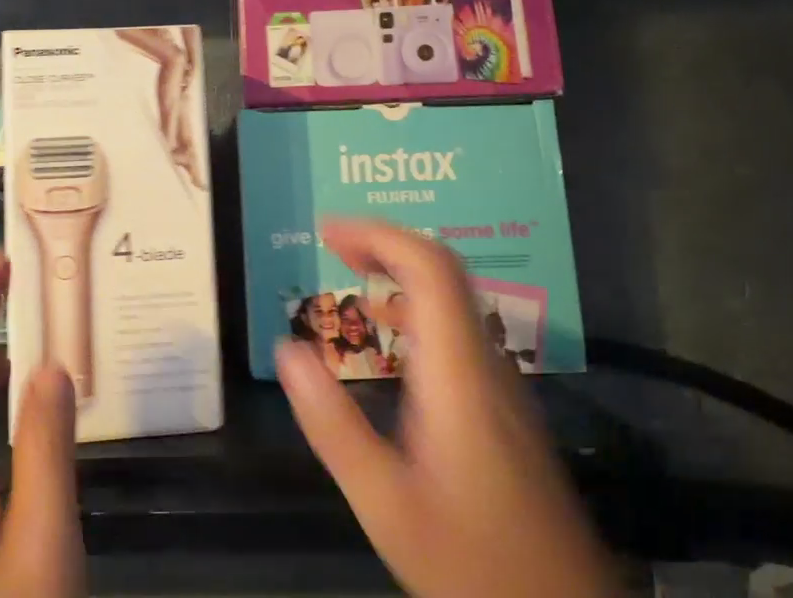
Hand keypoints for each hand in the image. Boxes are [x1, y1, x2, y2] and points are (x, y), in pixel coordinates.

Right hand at [274, 220, 614, 596]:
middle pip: (447, 274)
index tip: (327, 232)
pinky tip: (388, 348)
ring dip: (402, 279)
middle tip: (331, 246)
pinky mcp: (506, 411)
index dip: (380, 235)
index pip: (431, 270)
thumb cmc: (469, 560)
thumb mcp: (382, 500)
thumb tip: (287, 350)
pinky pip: (460, 336)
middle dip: (387, 245)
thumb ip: (332, 423)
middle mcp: (488, 366)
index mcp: (459, 376)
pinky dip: (417, 315)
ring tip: (349, 284)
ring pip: (456, 305)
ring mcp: (504, 387)